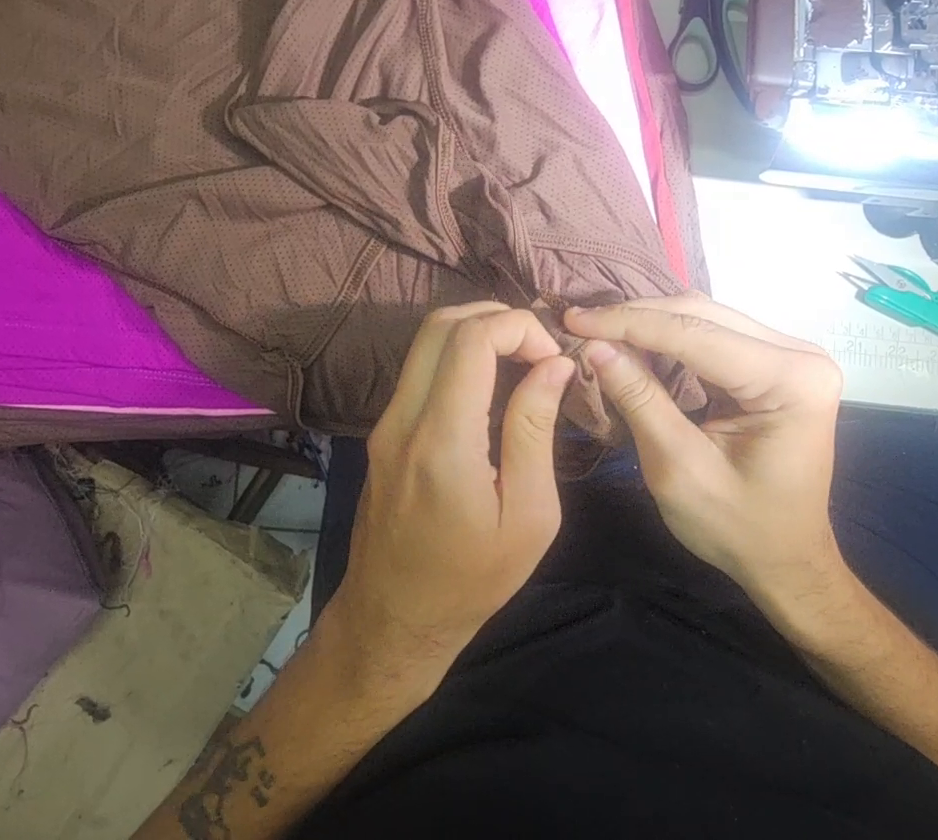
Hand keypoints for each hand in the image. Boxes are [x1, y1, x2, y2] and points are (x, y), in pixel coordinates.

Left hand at [328, 302, 575, 678]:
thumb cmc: (471, 581)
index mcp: (442, 440)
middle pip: (441, 325)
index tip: (554, 359)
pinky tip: (493, 386)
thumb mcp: (528, 516)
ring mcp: (386, 424)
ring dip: (476, 334)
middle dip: (497, 318)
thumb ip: (535, 430)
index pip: (471, 339)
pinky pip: (419, 372)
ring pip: (425, 343)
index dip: (519, 328)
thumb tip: (554, 365)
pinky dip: (457, 358)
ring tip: (523, 362)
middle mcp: (403, 419)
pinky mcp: (383, 434)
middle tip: (539, 350)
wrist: (394, 618)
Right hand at [564, 294, 847, 603]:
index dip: (627, 323)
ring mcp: (791, 357)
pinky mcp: (775, 365)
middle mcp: (800, 356)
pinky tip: (631, 339)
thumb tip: (594, 345)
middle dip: (635, 316)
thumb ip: (639, 399)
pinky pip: (714, 336)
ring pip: (705, 319)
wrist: (786, 561)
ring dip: (649, 322)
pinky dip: (668, 338)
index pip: (694, 334)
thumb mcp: (678, 467)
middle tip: (577, 320)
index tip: (573, 319)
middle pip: (702, 316)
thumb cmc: (737, 527)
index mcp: (790, 381)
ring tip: (596, 326)